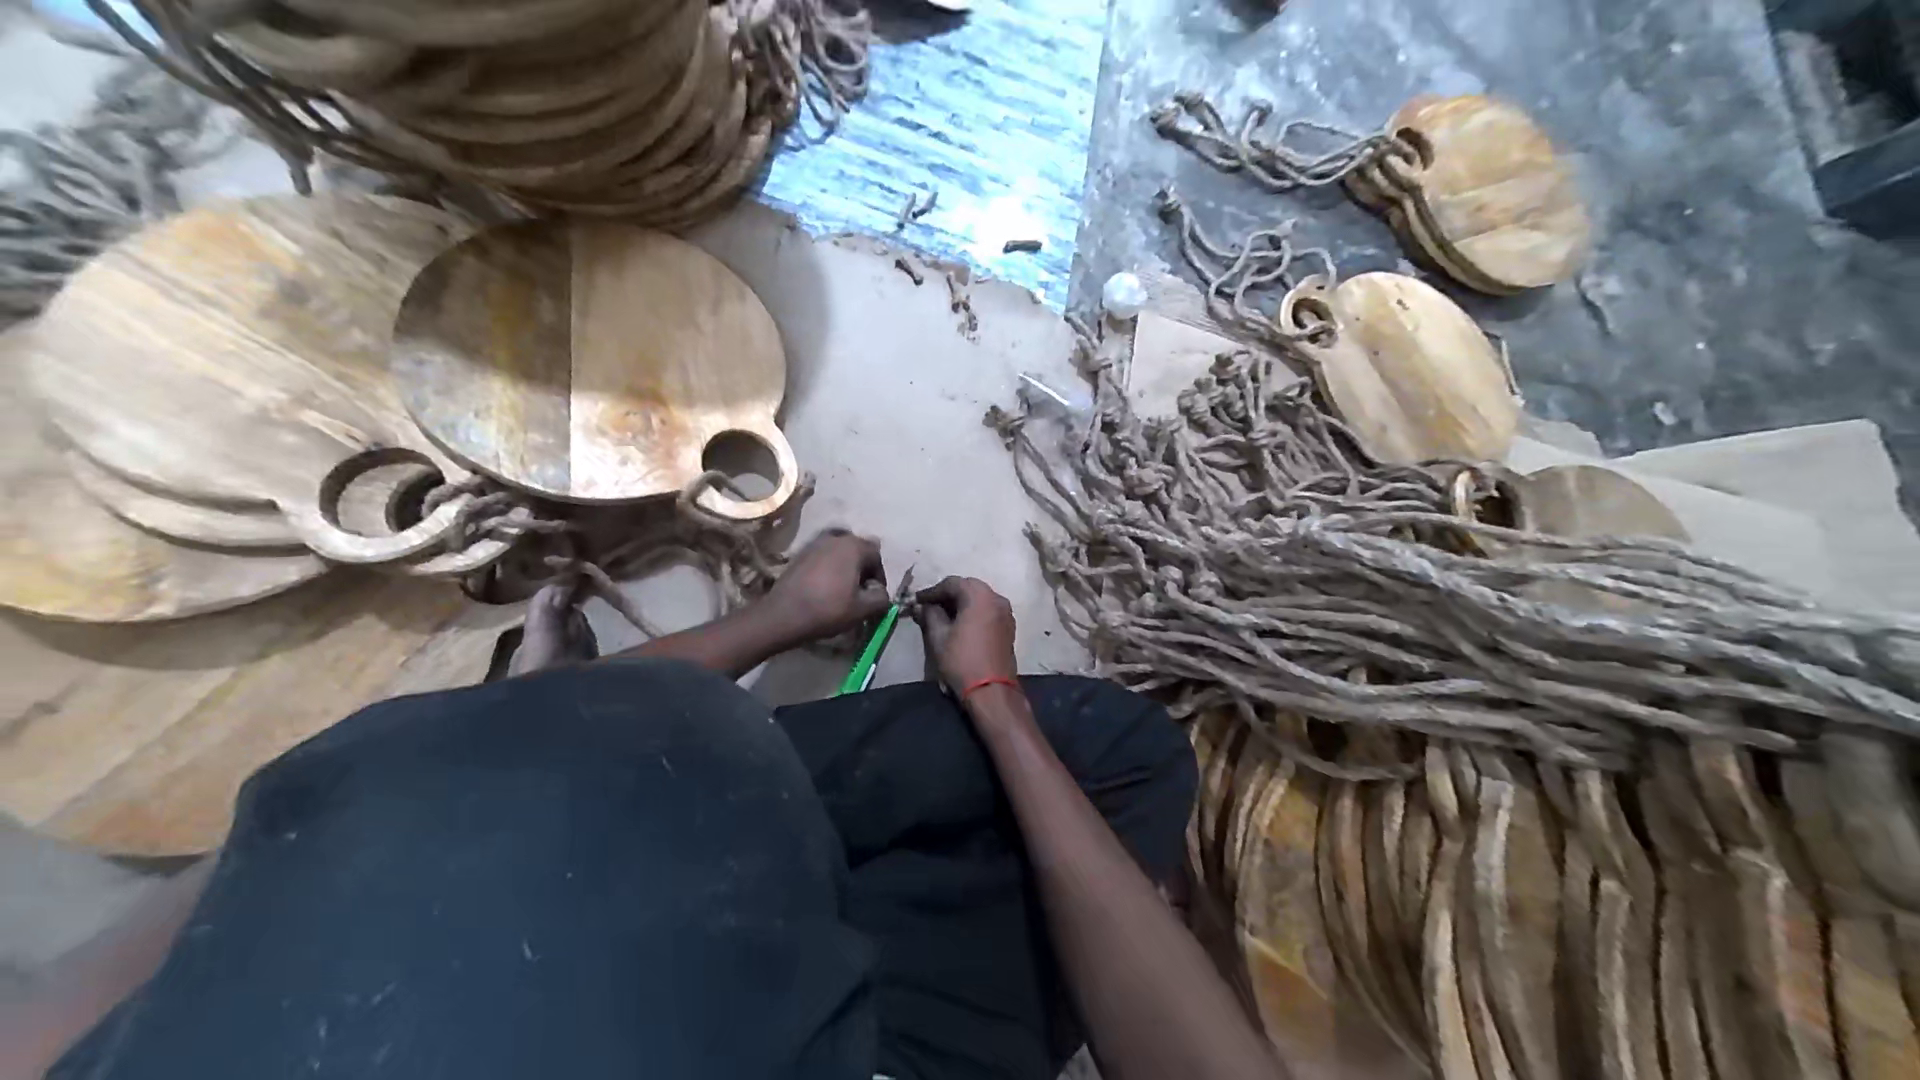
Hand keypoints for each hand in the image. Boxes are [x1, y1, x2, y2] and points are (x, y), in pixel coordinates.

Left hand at [762, 529, 891, 644]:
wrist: (783, 614)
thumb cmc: (827, 609)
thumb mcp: (863, 609)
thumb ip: (882, 598)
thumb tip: (880, 592)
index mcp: (854, 546)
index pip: (876, 556)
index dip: (879, 577)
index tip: (874, 595)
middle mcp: (835, 537)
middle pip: (858, 550)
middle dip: (862, 569)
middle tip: (859, 592)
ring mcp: (814, 543)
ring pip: (839, 552)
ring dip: (845, 567)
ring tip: (842, 590)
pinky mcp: (799, 553)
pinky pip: (823, 557)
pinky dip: (828, 568)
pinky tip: (824, 587)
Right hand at [915, 576, 1017, 694]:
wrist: (992, 691)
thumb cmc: (962, 661)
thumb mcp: (938, 637)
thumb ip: (930, 615)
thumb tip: (922, 606)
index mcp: (980, 596)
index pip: (952, 583)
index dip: (932, 591)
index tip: (917, 600)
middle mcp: (997, 598)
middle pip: (968, 587)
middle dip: (948, 594)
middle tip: (929, 605)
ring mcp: (1006, 613)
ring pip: (980, 598)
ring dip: (961, 603)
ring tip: (943, 615)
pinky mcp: (1008, 627)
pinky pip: (988, 610)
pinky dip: (973, 611)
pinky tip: (960, 623)